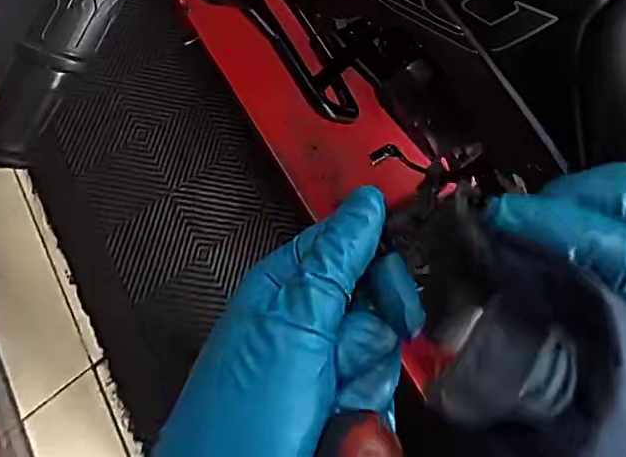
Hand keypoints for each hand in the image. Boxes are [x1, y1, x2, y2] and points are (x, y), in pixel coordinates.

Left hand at [157, 186, 424, 456]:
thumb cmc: (237, 418)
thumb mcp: (293, 320)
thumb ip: (335, 257)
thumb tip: (367, 201)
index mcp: (291, 282)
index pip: (354, 240)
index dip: (380, 257)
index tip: (389, 281)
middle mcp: (313, 319)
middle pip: (379, 298)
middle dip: (368, 332)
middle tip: (343, 354)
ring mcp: (330, 366)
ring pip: (386, 349)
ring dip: (364, 379)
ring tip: (328, 402)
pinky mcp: (348, 407)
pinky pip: (385, 395)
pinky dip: (368, 413)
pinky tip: (337, 424)